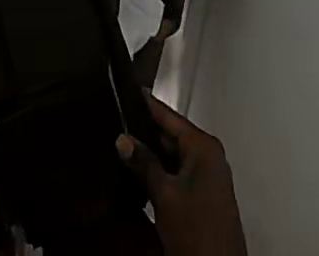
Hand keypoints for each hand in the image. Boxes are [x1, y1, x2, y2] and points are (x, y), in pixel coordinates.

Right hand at [116, 96, 247, 255]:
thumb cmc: (197, 229)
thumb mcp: (164, 194)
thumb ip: (143, 162)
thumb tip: (122, 139)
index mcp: (203, 147)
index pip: (168, 115)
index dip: (145, 103)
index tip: (124, 88)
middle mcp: (207, 157)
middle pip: (168, 134)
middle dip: (142, 131)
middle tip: (112, 121)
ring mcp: (204, 178)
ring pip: (168, 155)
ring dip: (146, 154)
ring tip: (116, 145)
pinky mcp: (198, 197)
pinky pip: (172, 173)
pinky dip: (154, 172)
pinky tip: (132, 172)